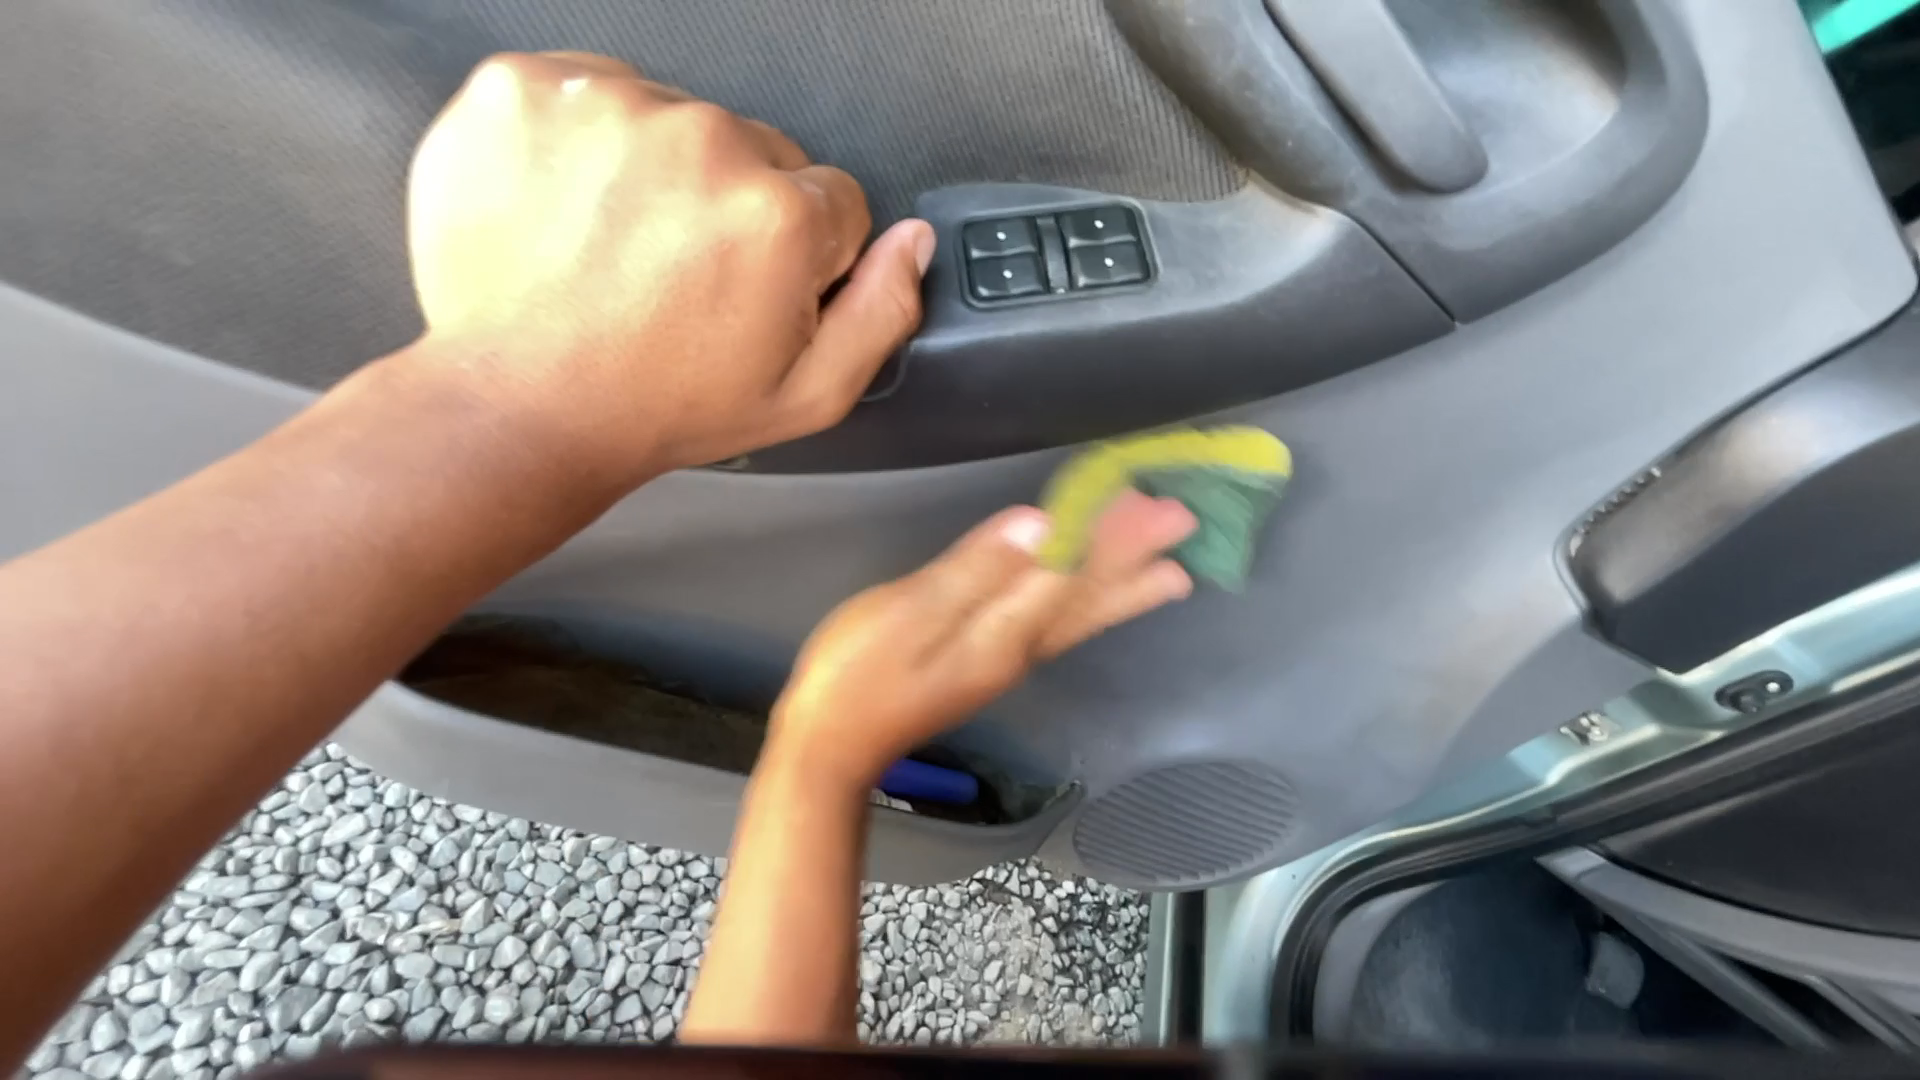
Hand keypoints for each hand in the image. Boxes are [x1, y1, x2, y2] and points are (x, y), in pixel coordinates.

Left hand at [403, 51, 933, 482]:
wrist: (524, 404)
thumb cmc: (662, 405)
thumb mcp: (806, 394)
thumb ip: (881, 314)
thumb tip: (913, 243)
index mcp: (777, 218)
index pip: (837, 199)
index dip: (805, 253)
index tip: (758, 287)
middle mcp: (700, 143)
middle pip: (761, 152)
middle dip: (740, 208)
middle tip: (689, 277)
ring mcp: (606, 107)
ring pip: (682, 121)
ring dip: (668, 176)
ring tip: (630, 251)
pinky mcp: (525, 89)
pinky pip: (599, 98)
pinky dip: (596, 148)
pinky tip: (583, 215)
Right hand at [768, 491, 1197, 787]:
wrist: (832, 744)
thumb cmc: (856, 674)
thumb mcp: (908, 614)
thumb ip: (974, 571)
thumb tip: (1039, 528)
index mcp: (1004, 630)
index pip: (1072, 573)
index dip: (1111, 534)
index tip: (1152, 501)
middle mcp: (1020, 647)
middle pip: (1089, 598)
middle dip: (1135, 560)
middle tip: (1183, 525)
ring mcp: (1007, 659)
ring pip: (1079, 618)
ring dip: (1123, 587)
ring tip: (1172, 573)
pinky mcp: (990, 662)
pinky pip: (1058, 625)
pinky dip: (1087, 604)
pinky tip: (1090, 598)